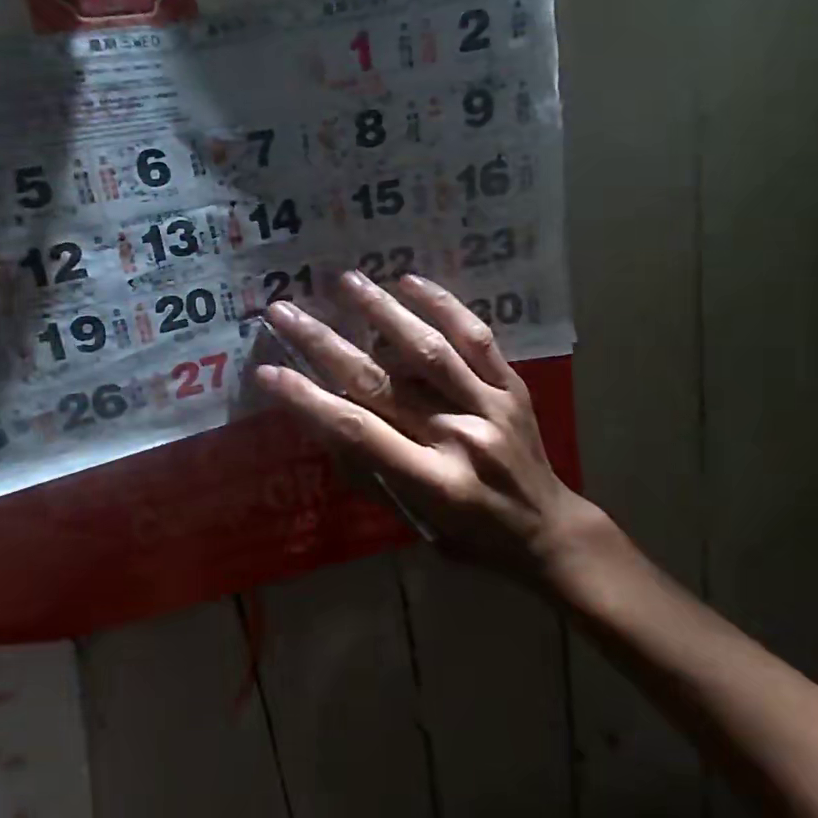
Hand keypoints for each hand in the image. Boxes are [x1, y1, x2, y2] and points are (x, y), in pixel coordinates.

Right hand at [252, 271, 606, 582]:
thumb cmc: (469, 536)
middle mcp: (460, 439)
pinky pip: (477, 338)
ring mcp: (491, 408)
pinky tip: (409, 281)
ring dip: (381, 312)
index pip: (357, 431)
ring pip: (430, 351)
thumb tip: (323, 418)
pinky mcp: (513, 388)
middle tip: (283, 312)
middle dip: (323, 344)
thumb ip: (368, 471)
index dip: (307, 399)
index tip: (267, 371)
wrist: (550, 533)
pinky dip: (443, 306)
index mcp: (431, 482)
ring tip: (345, 281)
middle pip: (381, 382)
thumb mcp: (412, 520)